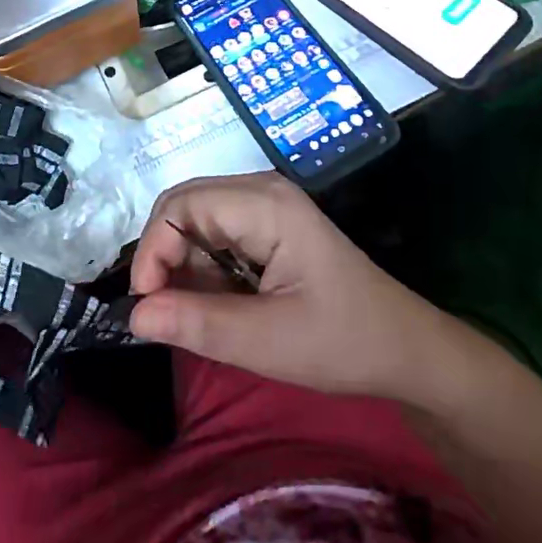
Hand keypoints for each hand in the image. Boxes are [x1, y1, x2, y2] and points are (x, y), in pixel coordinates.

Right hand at [129, 173, 506, 410]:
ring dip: (181, 265)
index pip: (180, 206)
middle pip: (183, 207)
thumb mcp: (268, 342)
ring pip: (193, 221)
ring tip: (192, 313)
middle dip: (162, 256)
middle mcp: (259, 191)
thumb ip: (198, 324)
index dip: (153, 250)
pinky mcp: (265, 225)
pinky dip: (201, 268)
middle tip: (162, 309)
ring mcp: (264, 205)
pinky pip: (213, 234)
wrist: (406, 351)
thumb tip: (134, 315)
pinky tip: (216, 302)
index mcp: (265, 204)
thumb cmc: (344, 342)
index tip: (148, 305)